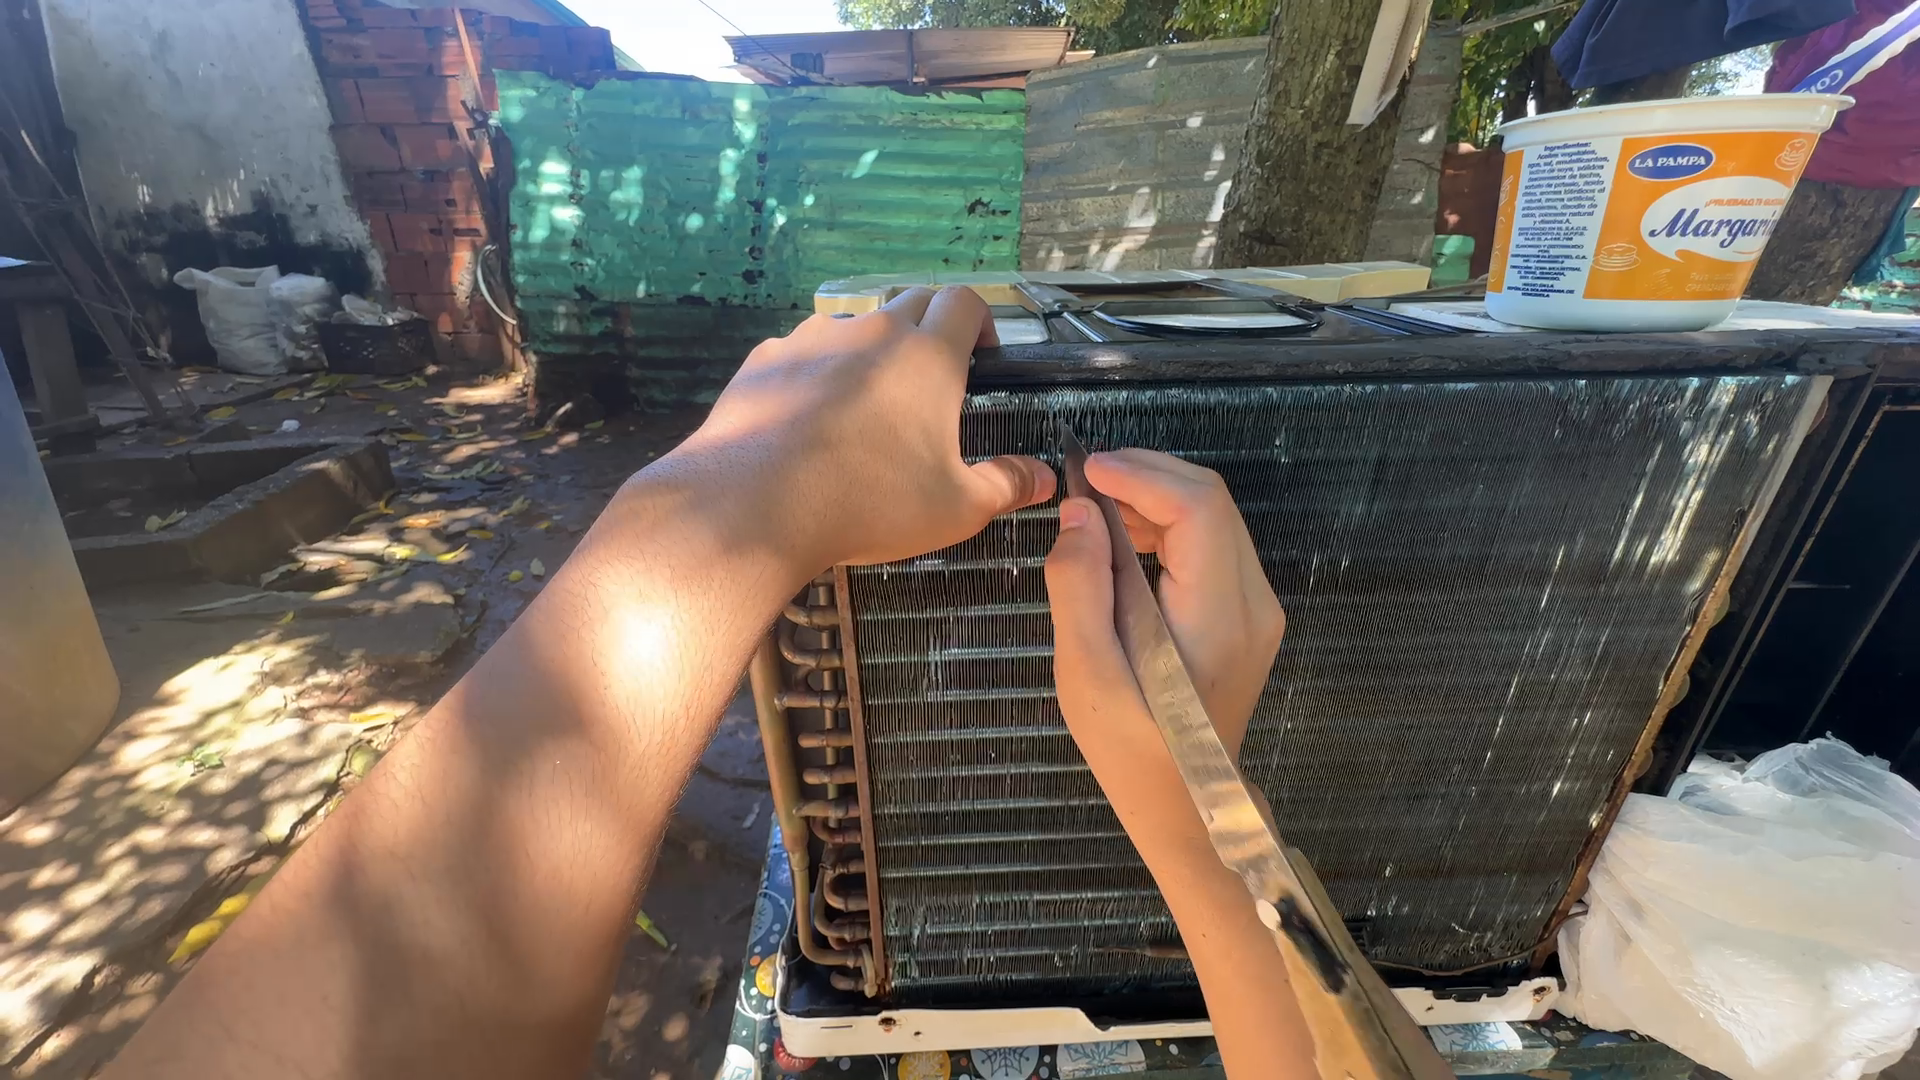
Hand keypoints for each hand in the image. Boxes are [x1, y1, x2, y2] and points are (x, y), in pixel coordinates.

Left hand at [660, 286, 1054, 573]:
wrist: (754, 504)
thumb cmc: (871, 502)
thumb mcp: (956, 508)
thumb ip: (1007, 485)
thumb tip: (1046, 477)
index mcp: (927, 356)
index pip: (965, 301)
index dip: (981, 320)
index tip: (982, 355)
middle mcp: (872, 331)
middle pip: (912, 302)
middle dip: (931, 329)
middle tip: (932, 381)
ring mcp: (813, 338)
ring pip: (856, 323)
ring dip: (872, 348)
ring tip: (868, 401)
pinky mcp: (766, 358)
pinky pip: (804, 350)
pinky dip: (819, 369)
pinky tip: (810, 415)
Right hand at [1044, 451, 1283, 850]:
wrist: (1186, 798)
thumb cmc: (1128, 744)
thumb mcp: (1085, 670)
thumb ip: (1079, 586)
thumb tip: (1080, 512)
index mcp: (1217, 618)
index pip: (1199, 510)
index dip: (1144, 476)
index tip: (1089, 469)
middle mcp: (1253, 603)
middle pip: (1211, 502)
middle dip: (1147, 474)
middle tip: (1086, 477)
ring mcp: (1256, 606)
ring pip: (1212, 516)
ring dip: (1154, 495)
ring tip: (1096, 502)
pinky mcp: (1245, 611)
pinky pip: (1209, 543)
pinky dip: (1165, 523)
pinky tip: (1124, 535)